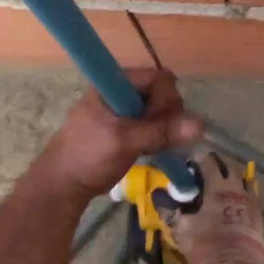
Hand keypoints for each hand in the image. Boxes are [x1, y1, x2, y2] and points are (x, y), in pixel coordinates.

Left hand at [38, 68, 201, 196]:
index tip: (159, 122)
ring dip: (166, 128)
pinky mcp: (129, 126)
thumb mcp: (124, 141)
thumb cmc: (87, 156)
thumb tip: (200, 126)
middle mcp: (123, 91)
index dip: (166, 99)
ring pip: (162, 110)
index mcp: (116, 83)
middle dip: (167, 116)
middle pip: (164, 93)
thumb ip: (161, 132)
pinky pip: (155, 123)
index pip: (158, 78)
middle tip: (157, 138)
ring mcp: (126, 109)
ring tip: (155, 147)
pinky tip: (157, 149)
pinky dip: (161, 135)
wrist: (63, 184)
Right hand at [172, 147, 263, 263]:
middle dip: (217, 163)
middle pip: (229, 167)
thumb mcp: (182, 229)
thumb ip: (169, 209)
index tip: (191, 158)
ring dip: (232, 176)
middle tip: (204, 168)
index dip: (200, 158)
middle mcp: (238, 188)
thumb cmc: (207, 247)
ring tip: (219, 182)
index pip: (210, 162)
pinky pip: (250, 195)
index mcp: (219, 187)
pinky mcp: (258, 215)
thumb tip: (157, 194)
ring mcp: (251, 201)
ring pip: (243, 179)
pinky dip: (241, 191)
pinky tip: (232, 199)